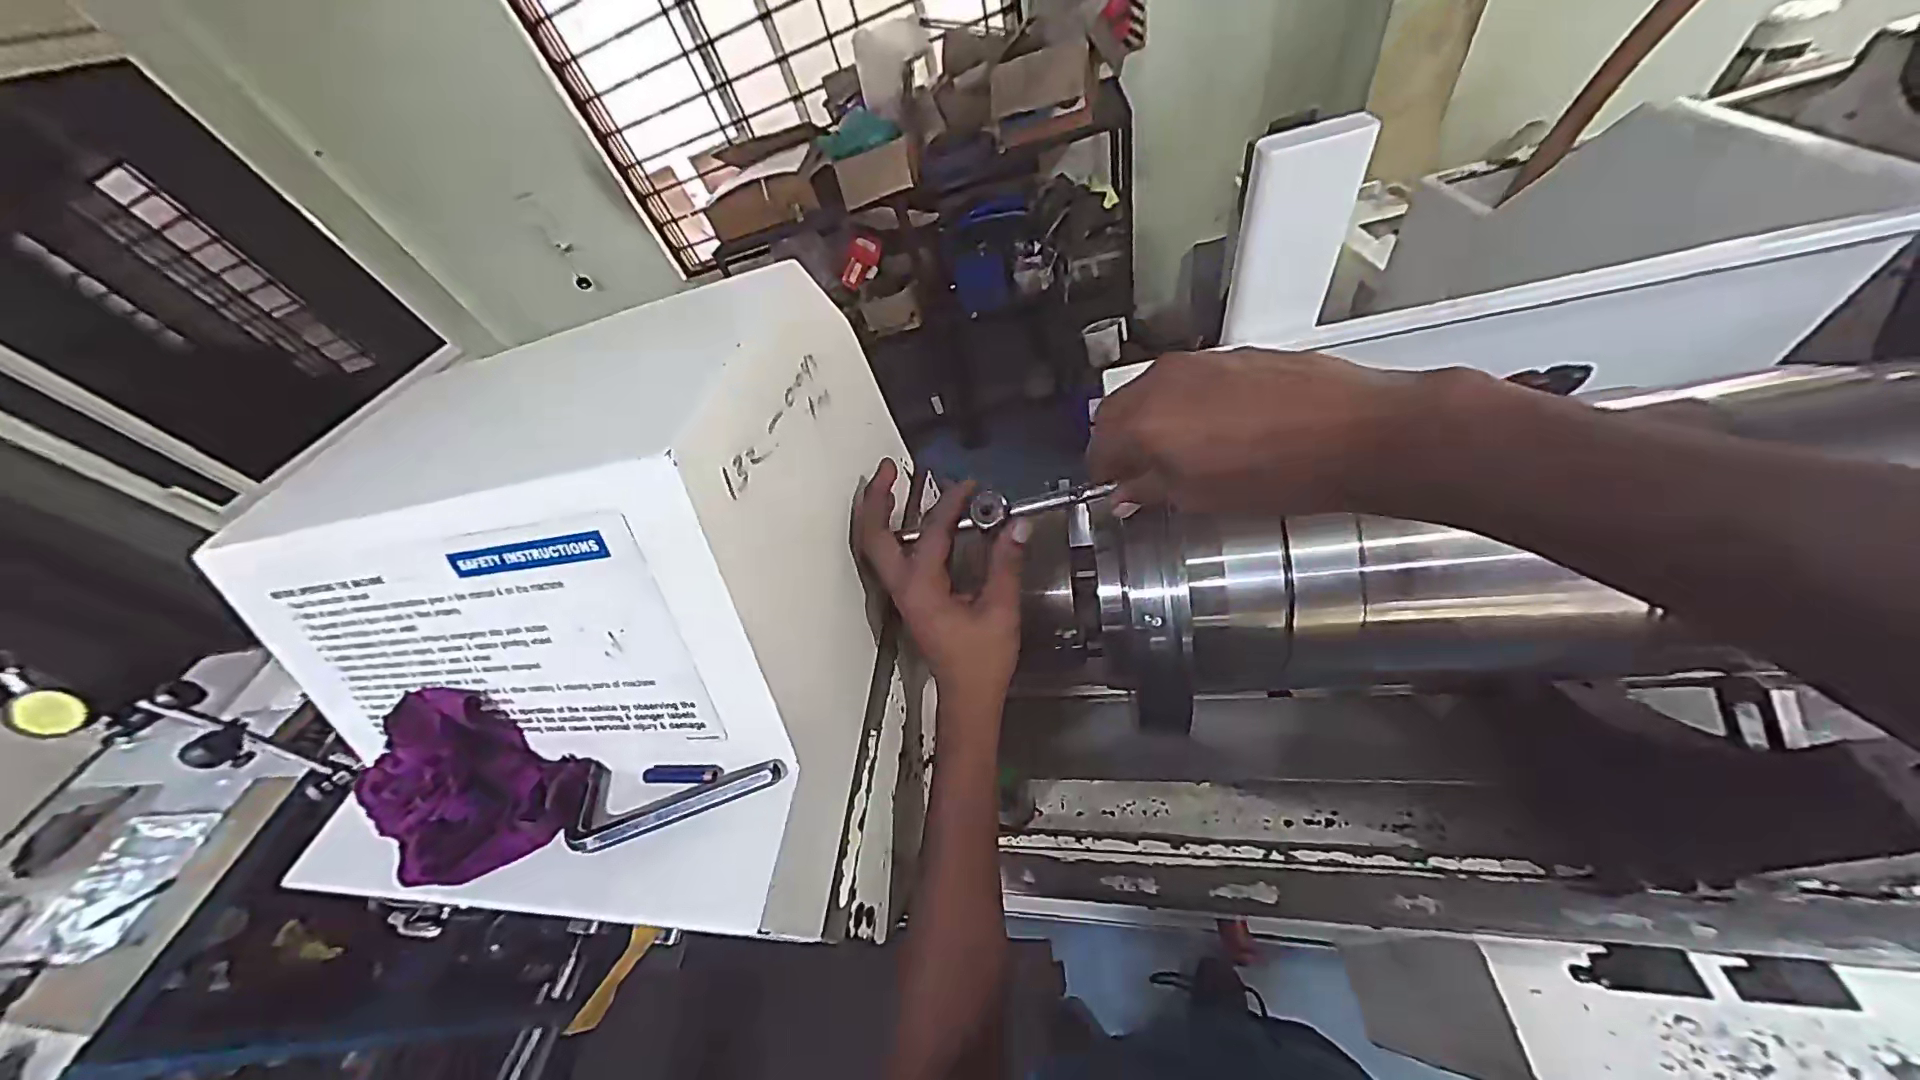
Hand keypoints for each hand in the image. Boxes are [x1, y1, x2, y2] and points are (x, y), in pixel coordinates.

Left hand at [855, 459, 1027, 709]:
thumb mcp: (999, 611)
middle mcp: (903, 588)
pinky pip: (891, 556)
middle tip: (888, 469)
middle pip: (874, 536)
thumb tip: (1017, 526)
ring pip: (876, 546)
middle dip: (877, 498)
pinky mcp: (910, 598)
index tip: (970, 486)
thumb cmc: (981, 661)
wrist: (967, 695)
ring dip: (878, 512)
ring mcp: (902, 594)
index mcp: (922, 589)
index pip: (932, 533)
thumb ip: (1005, 565)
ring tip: (888, 484)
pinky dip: (892, 530)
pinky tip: (908, 518)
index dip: (952, 504)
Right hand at [1086, 349, 1475, 517]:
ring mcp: (1197, 363)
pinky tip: (1213, 431)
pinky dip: (1183, 406)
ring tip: (1181, 455)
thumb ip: (1149, 490)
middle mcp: (1162, 382)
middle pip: (1114, 414)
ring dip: (1151, 423)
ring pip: (1150, 394)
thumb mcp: (1199, 497)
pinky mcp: (1230, 355)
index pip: (1097, 449)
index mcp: (1144, 421)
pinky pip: (1186, 381)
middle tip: (1138, 474)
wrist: (1357, 434)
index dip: (1103, 475)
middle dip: (1119, 444)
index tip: (1114, 488)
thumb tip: (1128, 492)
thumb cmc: (1286, 468)